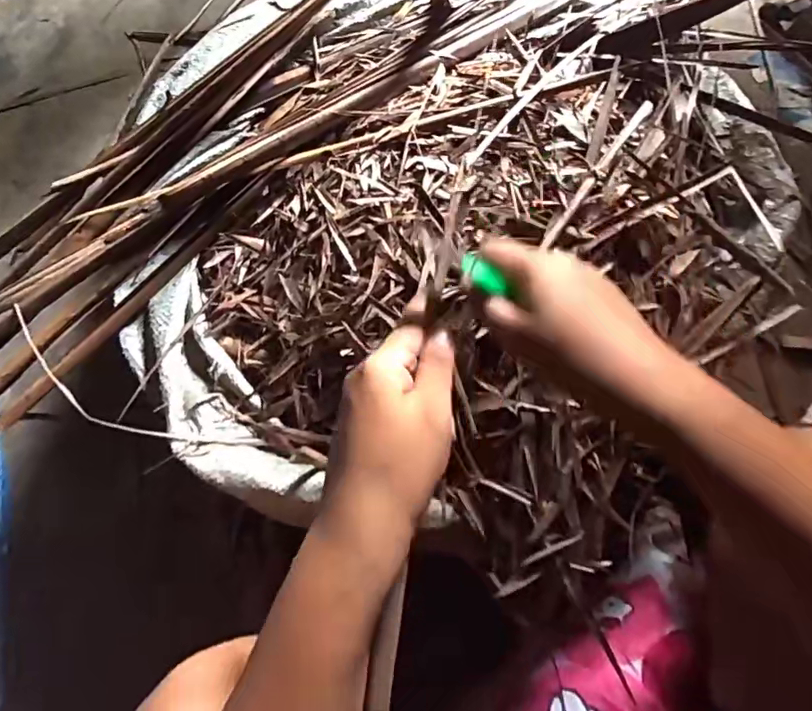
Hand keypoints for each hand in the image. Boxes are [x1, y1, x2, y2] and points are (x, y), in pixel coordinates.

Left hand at [321, 305, 455, 539]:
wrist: (363, 520)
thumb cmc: (404, 462)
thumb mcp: (433, 411)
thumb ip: (438, 366)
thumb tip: (441, 331)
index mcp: (377, 365)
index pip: (409, 327)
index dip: (430, 312)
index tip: (443, 291)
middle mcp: (359, 375)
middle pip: (400, 350)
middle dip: (426, 351)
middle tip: (458, 349)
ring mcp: (352, 400)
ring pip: (393, 375)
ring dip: (417, 377)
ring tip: (445, 384)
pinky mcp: (354, 423)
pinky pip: (384, 396)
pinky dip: (405, 397)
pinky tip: (420, 416)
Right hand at [476, 237, 683, 403]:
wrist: (643, 380)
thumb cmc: (570, 358)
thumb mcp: (515, 336)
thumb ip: (487, 305)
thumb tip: (474, 284)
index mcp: (535, 264)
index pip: (490, 248)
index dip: (479, 273)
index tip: (484, 305)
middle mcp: (560, 258)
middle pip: (517, 263)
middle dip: (507, 289)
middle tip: (513, 329)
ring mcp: (586, 271)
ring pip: (542, 279)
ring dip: (532, 300)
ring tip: (543, 339)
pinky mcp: (605, 289)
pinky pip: (566, 289)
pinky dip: (557, 307)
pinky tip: (570, 340)